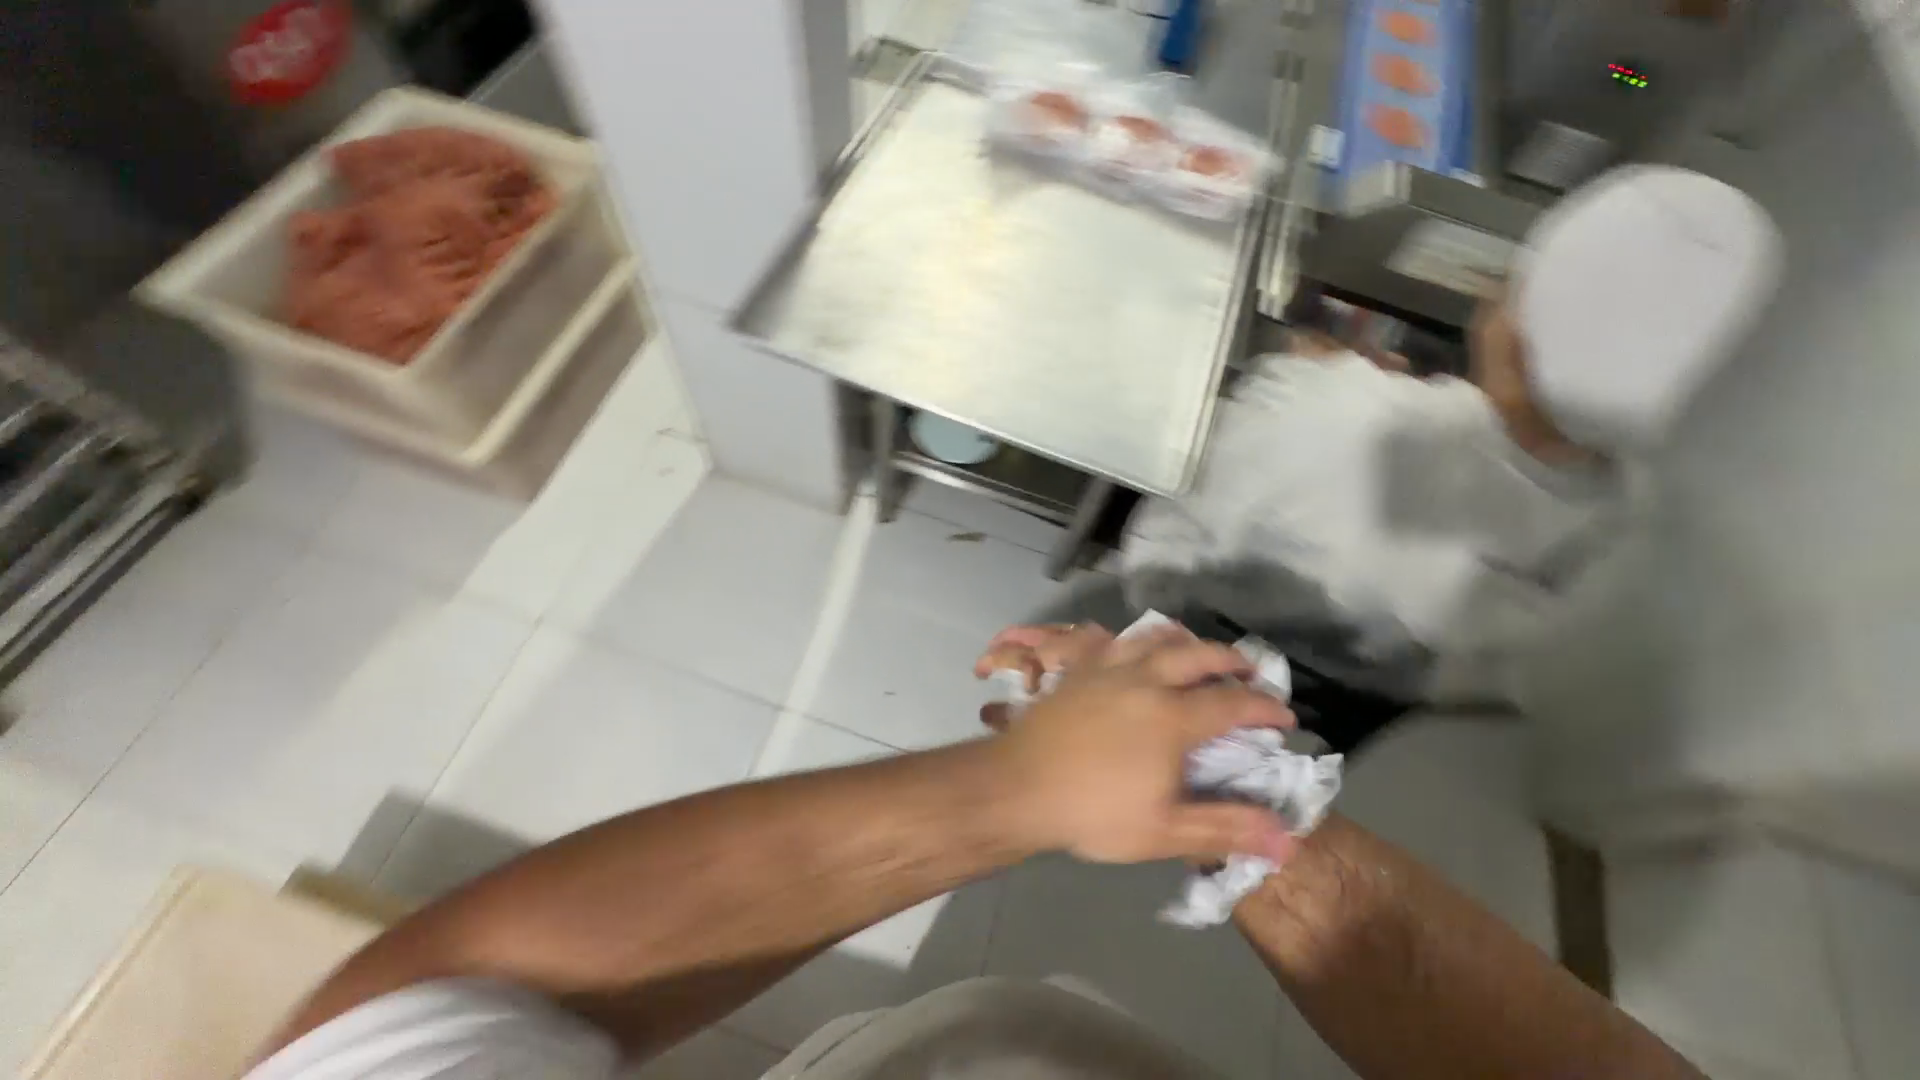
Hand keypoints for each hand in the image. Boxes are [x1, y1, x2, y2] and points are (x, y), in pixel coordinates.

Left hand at [986, 628, 1298, 865]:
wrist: (1017, 787)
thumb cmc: (1092, 812)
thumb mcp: (1163, 831)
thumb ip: (1225, 829)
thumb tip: (1288, 840)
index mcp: (1172, 717)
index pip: (1232, 702)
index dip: (1265, 707)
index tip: (1285, 715)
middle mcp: (1144, 680)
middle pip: (1197, 655)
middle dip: (1232, 660)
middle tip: (1250, 670)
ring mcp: (1106, 669)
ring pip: (1154, 638)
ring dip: (1185, 641)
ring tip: (1197, 650)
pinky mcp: (1076, 669)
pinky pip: (1111, 640)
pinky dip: (1134, 639)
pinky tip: (1133, 649)